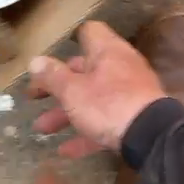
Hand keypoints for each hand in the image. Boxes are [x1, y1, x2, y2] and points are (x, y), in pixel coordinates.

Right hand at [28, 21, 167, 157]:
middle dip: (57, 87)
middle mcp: (119, 68)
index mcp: (106, 52)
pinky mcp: (132, 119)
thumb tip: (34, 61)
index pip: (88, 32)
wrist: (149, 136)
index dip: (69, 41)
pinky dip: (85, 134)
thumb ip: (52, 76)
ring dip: (65, 114)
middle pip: (84, 71)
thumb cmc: (107, 104)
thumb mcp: (72, 91)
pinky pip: (103, 123)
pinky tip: (65, 151)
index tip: (51, 56)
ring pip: (91, 100)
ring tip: (42, 129)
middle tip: (34, 97)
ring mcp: (128, 94)